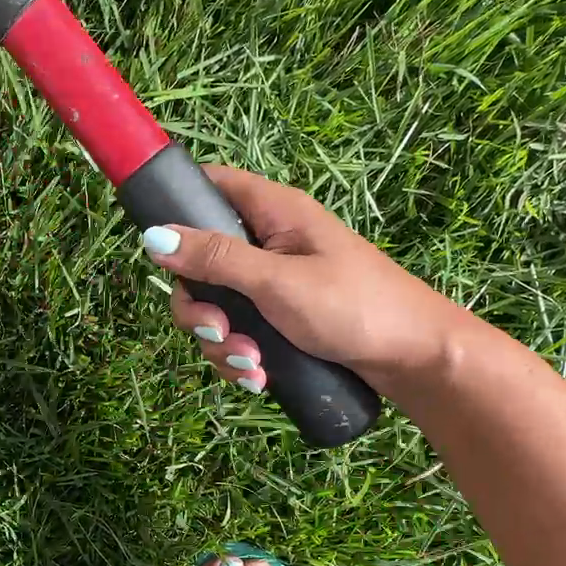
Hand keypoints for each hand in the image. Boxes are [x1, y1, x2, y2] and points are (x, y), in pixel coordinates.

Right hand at [141, 164, 488, 398]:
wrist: (411, 358)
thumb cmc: (354, 307)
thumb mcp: (276, 281)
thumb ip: (215, 259)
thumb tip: (154, 237)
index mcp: (272, 215)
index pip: (210, 188)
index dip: (176, 208)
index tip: (154, 245)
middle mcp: (266, 244)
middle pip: (198, 266)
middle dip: (199, 310)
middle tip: (220, 332)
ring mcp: (269, 284)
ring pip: (213, 309)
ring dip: (221, 344)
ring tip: (253, 365)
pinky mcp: (275, 320)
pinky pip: (235, 335)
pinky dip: (239, 359)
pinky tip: (258, 377)